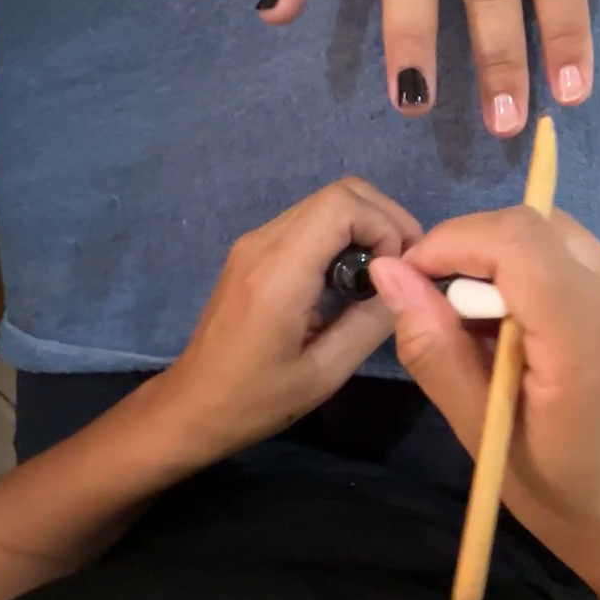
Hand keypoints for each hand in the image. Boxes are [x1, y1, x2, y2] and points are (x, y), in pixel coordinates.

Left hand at [156, 178, 422, 463]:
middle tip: (405, 270)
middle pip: (340, 193)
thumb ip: (370, 322)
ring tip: (385, 278)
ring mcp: (256, 243)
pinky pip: (311, 224)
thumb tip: (406, 285)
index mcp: (280, 273)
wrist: (193, 406)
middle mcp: (264, 243)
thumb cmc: (257, 399)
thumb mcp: (326, 372)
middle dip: (385, 222)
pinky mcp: (256, 252)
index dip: (386, 226)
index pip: (343, 205)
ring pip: (328, 204)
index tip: (401, 272)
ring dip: (367, 230)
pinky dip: (345, 239)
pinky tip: (354, 280)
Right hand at [367, 205, 599, 562]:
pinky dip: (532, 270)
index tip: (413, 274)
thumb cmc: (546, 483)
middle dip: (475, 247)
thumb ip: (433, 346)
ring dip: (503, 258)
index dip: (455, 242)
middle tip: (440, 299)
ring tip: (478, 317)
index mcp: (588, 339)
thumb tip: (389, 272)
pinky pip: (574, 255)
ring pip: (556, 233)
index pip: (519, 243)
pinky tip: (516, 322)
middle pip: (537, 226)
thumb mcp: (476, 425)